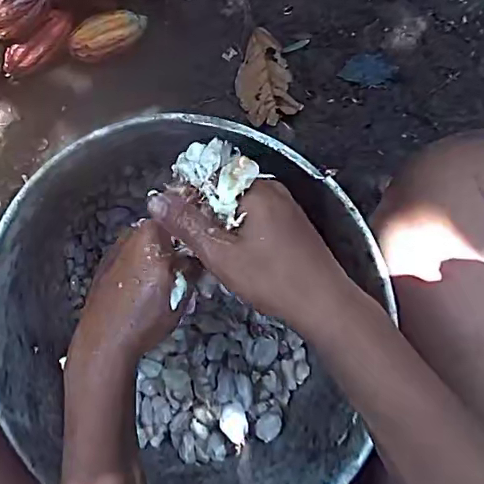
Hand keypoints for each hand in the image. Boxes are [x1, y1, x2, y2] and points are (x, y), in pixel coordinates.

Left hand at [70, 220, 187, 374]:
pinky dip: (142, 267)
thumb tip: (200, 257)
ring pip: (147, 247)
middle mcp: (131, 235)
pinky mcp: (107, 264)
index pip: (181, 219)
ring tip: (167, 286)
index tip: (202, 249)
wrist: (105, 338)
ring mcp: (116, 249)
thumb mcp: (182, 293)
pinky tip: (146, 290)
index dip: (194, 235)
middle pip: (163, 232)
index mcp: (150, 234)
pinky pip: (132, 258)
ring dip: (158, 259)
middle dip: (175, 249)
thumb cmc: (143, 317)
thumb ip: (192, 267)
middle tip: (187, 272)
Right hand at [148, 180, 351, 331]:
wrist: (327, 307)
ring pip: (238, 204)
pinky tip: (234, 253)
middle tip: (190, 241)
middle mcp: (271, 188)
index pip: (206, 176)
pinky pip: (254, 214)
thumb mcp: (221, 255)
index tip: (173, 222)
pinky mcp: (291, 222)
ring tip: (209, 249)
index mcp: (255, 189)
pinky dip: (238, 228)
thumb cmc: (273, 280)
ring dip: (219, 222)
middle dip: (202, 211)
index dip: (184, 196)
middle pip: (222, 189)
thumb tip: (156, 200)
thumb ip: (187, 224)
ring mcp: (284, 205)